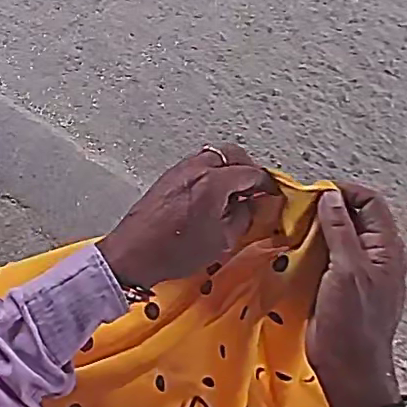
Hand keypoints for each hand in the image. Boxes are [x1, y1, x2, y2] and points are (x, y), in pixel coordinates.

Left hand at [98, 145, 276, 288]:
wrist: (134, 252)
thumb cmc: (174, 250)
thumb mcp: (221, 240)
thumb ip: (243, 217)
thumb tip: (252, 206)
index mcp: (213, 182)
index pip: (250, 172)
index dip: (266, 184)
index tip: (272, 194)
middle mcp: (195, 168)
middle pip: (231, 154)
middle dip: (248, 168)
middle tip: (255, 188)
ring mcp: (180, 170)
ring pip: (213, 155)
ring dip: (228, 168)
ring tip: (234, 192)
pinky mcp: (168, 176)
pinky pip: (197, 164)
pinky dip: (211, 171)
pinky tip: (213, 193)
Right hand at [307, 182, 406, 406]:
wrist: (347, 368)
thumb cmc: (352, 323)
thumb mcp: (347, 271)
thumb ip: (340, 230)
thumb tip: (330, 196)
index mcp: (386, 249)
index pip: (370, 202)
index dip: (344, 192)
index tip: (315, 194)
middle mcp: (374, 254)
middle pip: (353, 214)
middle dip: (326, 206)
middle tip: (300, 208)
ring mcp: (356, 268)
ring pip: (337, 231)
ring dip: (315, 225)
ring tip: (293, 224)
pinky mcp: (338, 280)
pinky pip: (326, 251)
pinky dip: (310, 243)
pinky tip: (294, 245)